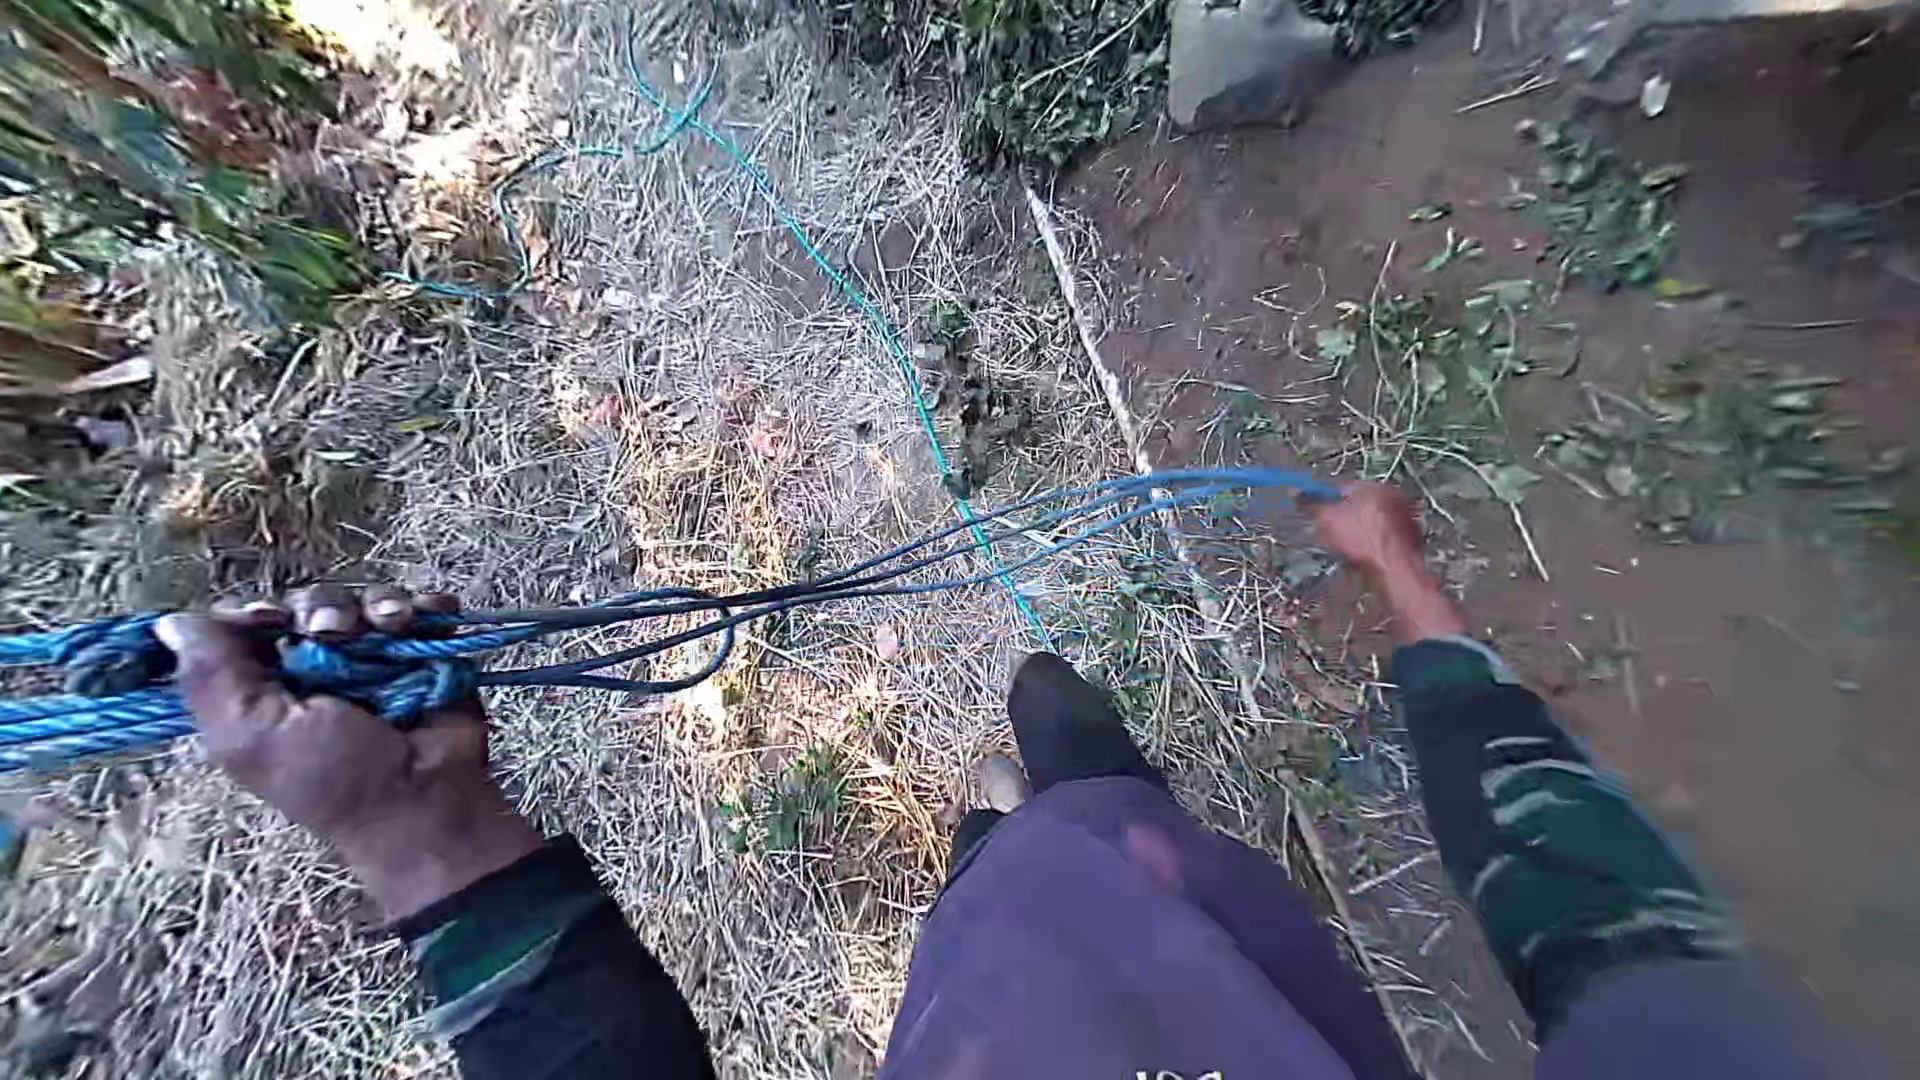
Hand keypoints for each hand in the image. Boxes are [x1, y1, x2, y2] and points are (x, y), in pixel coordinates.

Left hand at [156, 586, 541, 917]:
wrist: (423, 791)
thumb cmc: (331, 775)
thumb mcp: (253, 733)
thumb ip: (213, 678)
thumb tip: (171, 623)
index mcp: (268, 685)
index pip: (251, 626)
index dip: (258, 612)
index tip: (272, 619)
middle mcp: (326, 664)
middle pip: (317, 605)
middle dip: (328, 610)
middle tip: (338, 634)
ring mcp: (385, 658)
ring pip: (376, 601)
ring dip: (384, 605)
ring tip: (396, 623)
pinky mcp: (434, 654)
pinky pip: (432, 611)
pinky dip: (432, 605)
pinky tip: (430, 613)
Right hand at [1309, 482, 1426, 578]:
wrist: (1393, 569)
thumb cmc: (1364, 540)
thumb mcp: (1326, 519)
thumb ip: (1310, 503)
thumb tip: (1296, 493)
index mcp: (1376, 487)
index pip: (1341, 488)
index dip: (1322, 500)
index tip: (1312, 510)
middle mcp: (1395, 499)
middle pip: (1356, 505)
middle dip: (1339, 518)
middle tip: (1326, 530)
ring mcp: (1404, 521)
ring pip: (1366, 524)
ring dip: (1352, 533)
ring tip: (1342, 546)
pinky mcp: (1408, 541)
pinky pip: (1378, 539)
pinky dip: (1367, 545)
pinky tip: (1358, 555)